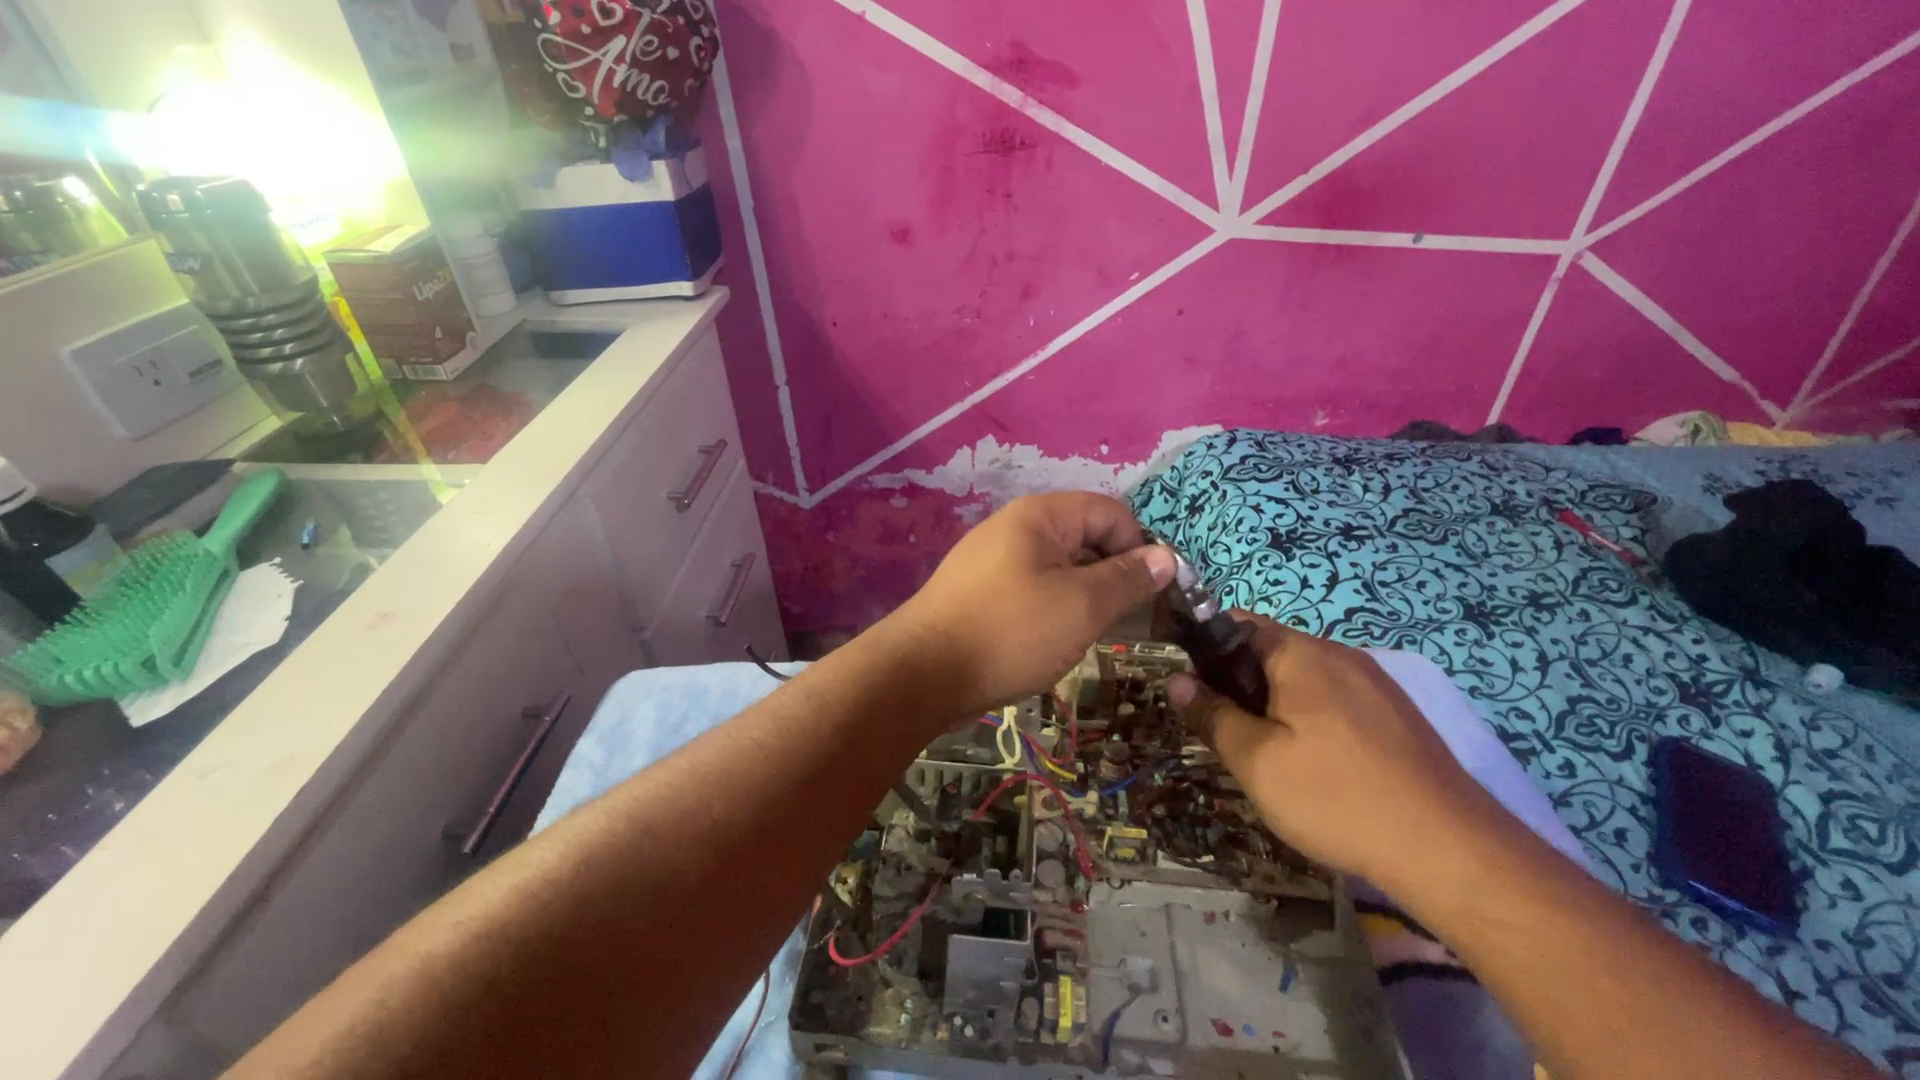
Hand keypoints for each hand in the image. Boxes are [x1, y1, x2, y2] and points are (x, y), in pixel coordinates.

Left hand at [888, 493, 1175, 716]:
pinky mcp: (979, 593)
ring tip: (1085, 637)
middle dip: (1111, 576)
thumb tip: (1166, 558)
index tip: (1151, 594)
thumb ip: (1127, 579)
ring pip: (1059, 569)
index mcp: (1041, 516)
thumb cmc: (1010, 632)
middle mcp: (1014, 527)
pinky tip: (1050, 645)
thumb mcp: (1082, 606)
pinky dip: (1051, 611)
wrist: (921, 674)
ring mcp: (992, 561)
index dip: (1139, 547)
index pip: (1111, 512)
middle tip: (1122, 621)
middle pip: (1084, 538)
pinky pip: (1031, 590)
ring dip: (1082, 598)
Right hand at [1170, 612, 1508, 885]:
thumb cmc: (1336, 798)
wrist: (1448, 849)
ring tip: (1267, 756)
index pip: (1238, 625)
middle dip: (1241, 684)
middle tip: (1225, 735)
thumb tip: (1175, 680)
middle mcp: (1342, 655)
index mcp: (1302, 655)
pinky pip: (1339, 701)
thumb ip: (1213, 715)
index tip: (1191, 693)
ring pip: (1307, 680)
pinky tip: (1317, 768)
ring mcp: (1377, 685)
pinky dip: (1313, 720)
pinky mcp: (1398, 716)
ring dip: (1277, 705)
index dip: (1205, 651)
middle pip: (1273, 652)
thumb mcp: (1257, 762)